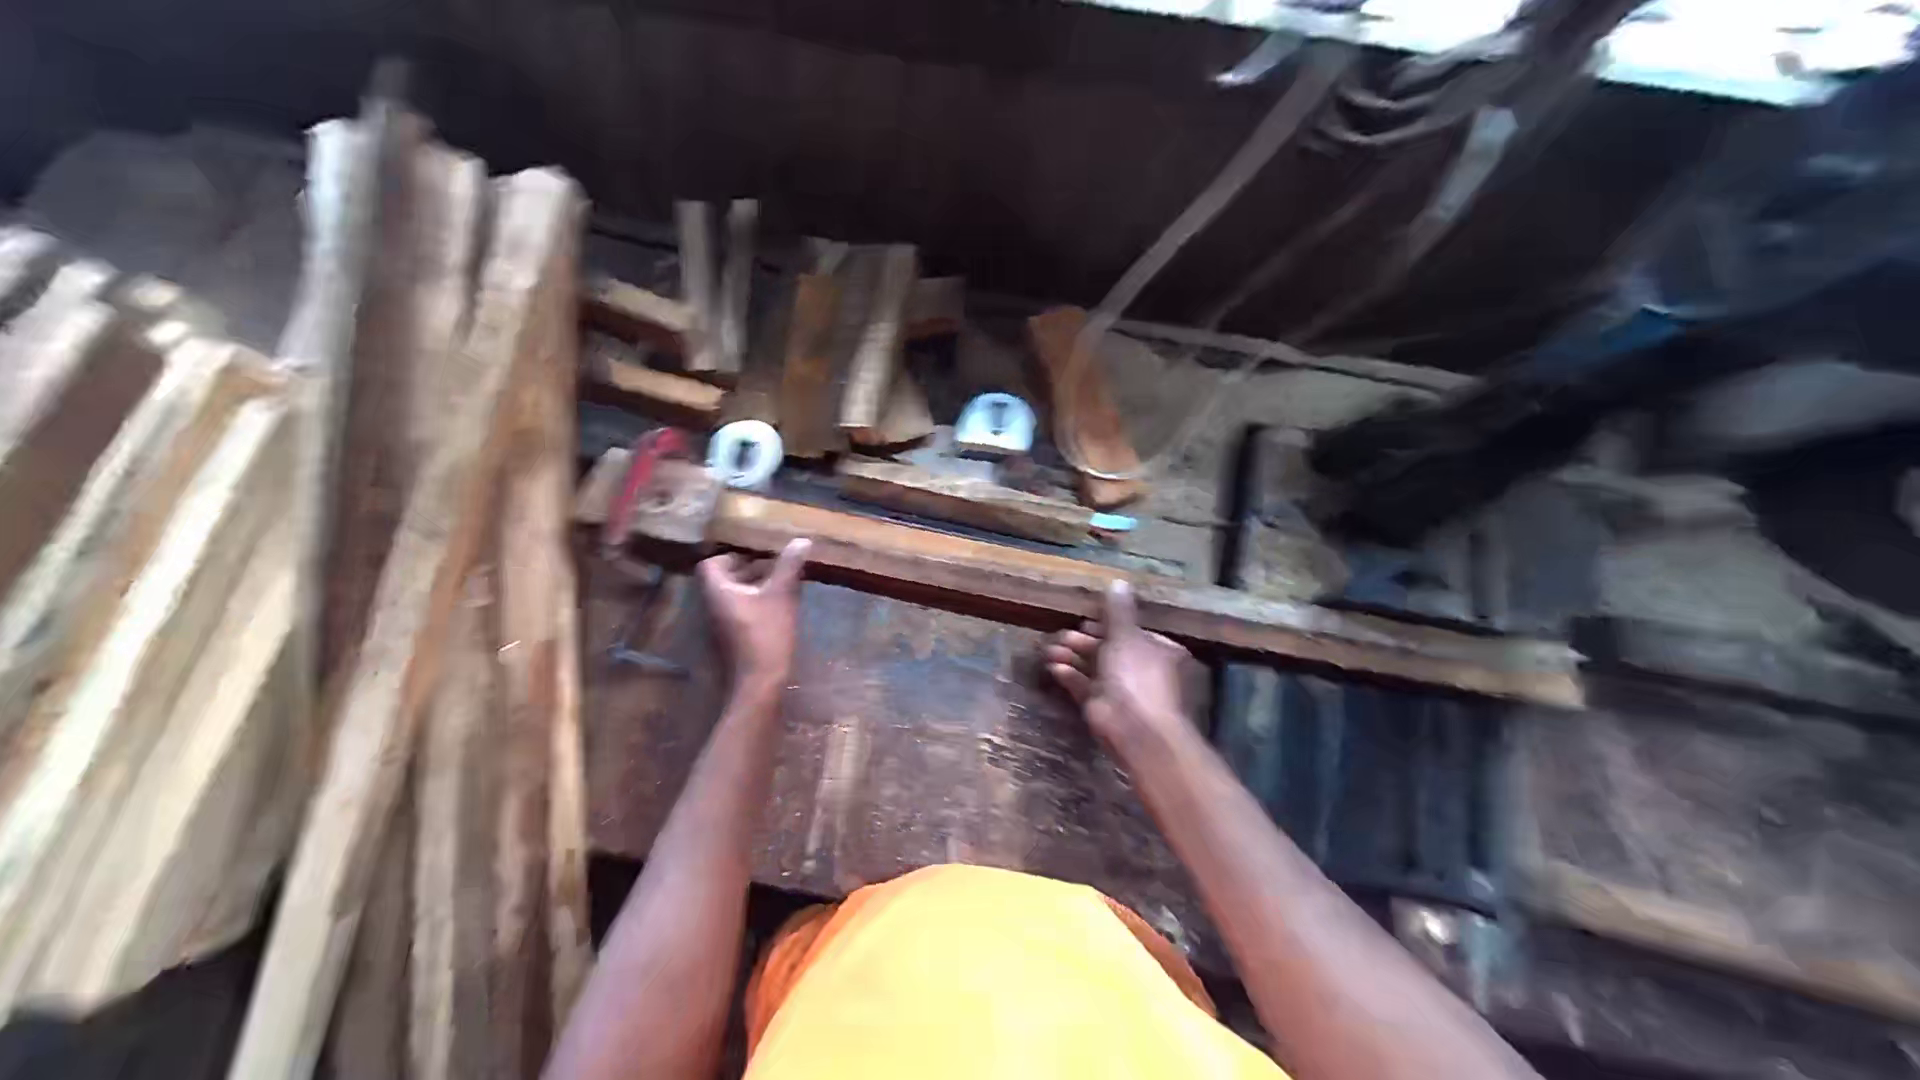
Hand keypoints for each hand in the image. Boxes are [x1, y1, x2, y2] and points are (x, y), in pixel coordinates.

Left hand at [697, 539, 810, 692]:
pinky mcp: (731, 641)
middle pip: (723, 580)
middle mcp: (712, 607)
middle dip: (748, 570)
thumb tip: (802, 540)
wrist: (759, 684)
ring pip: (733, 598)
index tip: (758, 555)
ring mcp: (720, 626)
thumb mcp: (781, 595)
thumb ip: (789, 566)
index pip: (711, 564)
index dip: (732, 556)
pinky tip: (779, 610)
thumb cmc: (766, 634)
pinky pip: (739, 614)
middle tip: (776, 566)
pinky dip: (755, 607)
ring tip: (782, 585)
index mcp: (717, 591)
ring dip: (754, 589)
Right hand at [1044, 580, 1194, 753]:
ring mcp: (1120, 689)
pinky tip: (1053, 667)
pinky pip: (1083, 686)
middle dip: (1082, 641)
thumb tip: (1118, 581)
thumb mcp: (1126, 635)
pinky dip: (1069, 676)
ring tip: (1050, 649)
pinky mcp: (1101, 705)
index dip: (1106, 624)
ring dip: (1071, 656)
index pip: (1129, 631)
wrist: (1134, 728)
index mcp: (1156, 650)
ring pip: (1092, 666)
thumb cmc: (1136, 676)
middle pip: (1107, 648)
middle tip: (1061, 635)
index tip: (1086, 620)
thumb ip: (1118, 611)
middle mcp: (1140, 668)